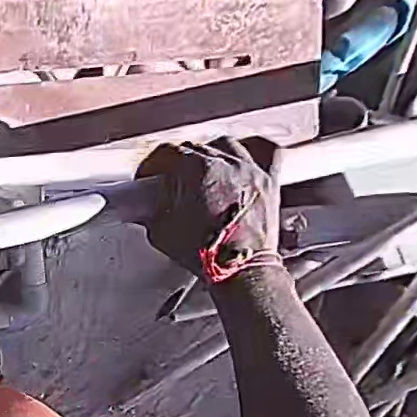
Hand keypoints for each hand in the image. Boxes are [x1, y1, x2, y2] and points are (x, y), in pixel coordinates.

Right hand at [136, 138, 280, 283]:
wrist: (240, 270)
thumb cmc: (207, 254)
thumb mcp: (161, 231)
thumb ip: (152, 210)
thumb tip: (148, 206)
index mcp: (194, 170)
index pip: (166, 153)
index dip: (152, 165)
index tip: (150, 176)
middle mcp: (224, 163)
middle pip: (194, 148)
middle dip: (178, 162)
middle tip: (171, 179)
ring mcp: (248, 170)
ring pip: (225, 145)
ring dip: (210, 153)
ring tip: (203, 170)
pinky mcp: (267, 181)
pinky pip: (266, 152)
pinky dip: (254, 150)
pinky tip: (243, 159)